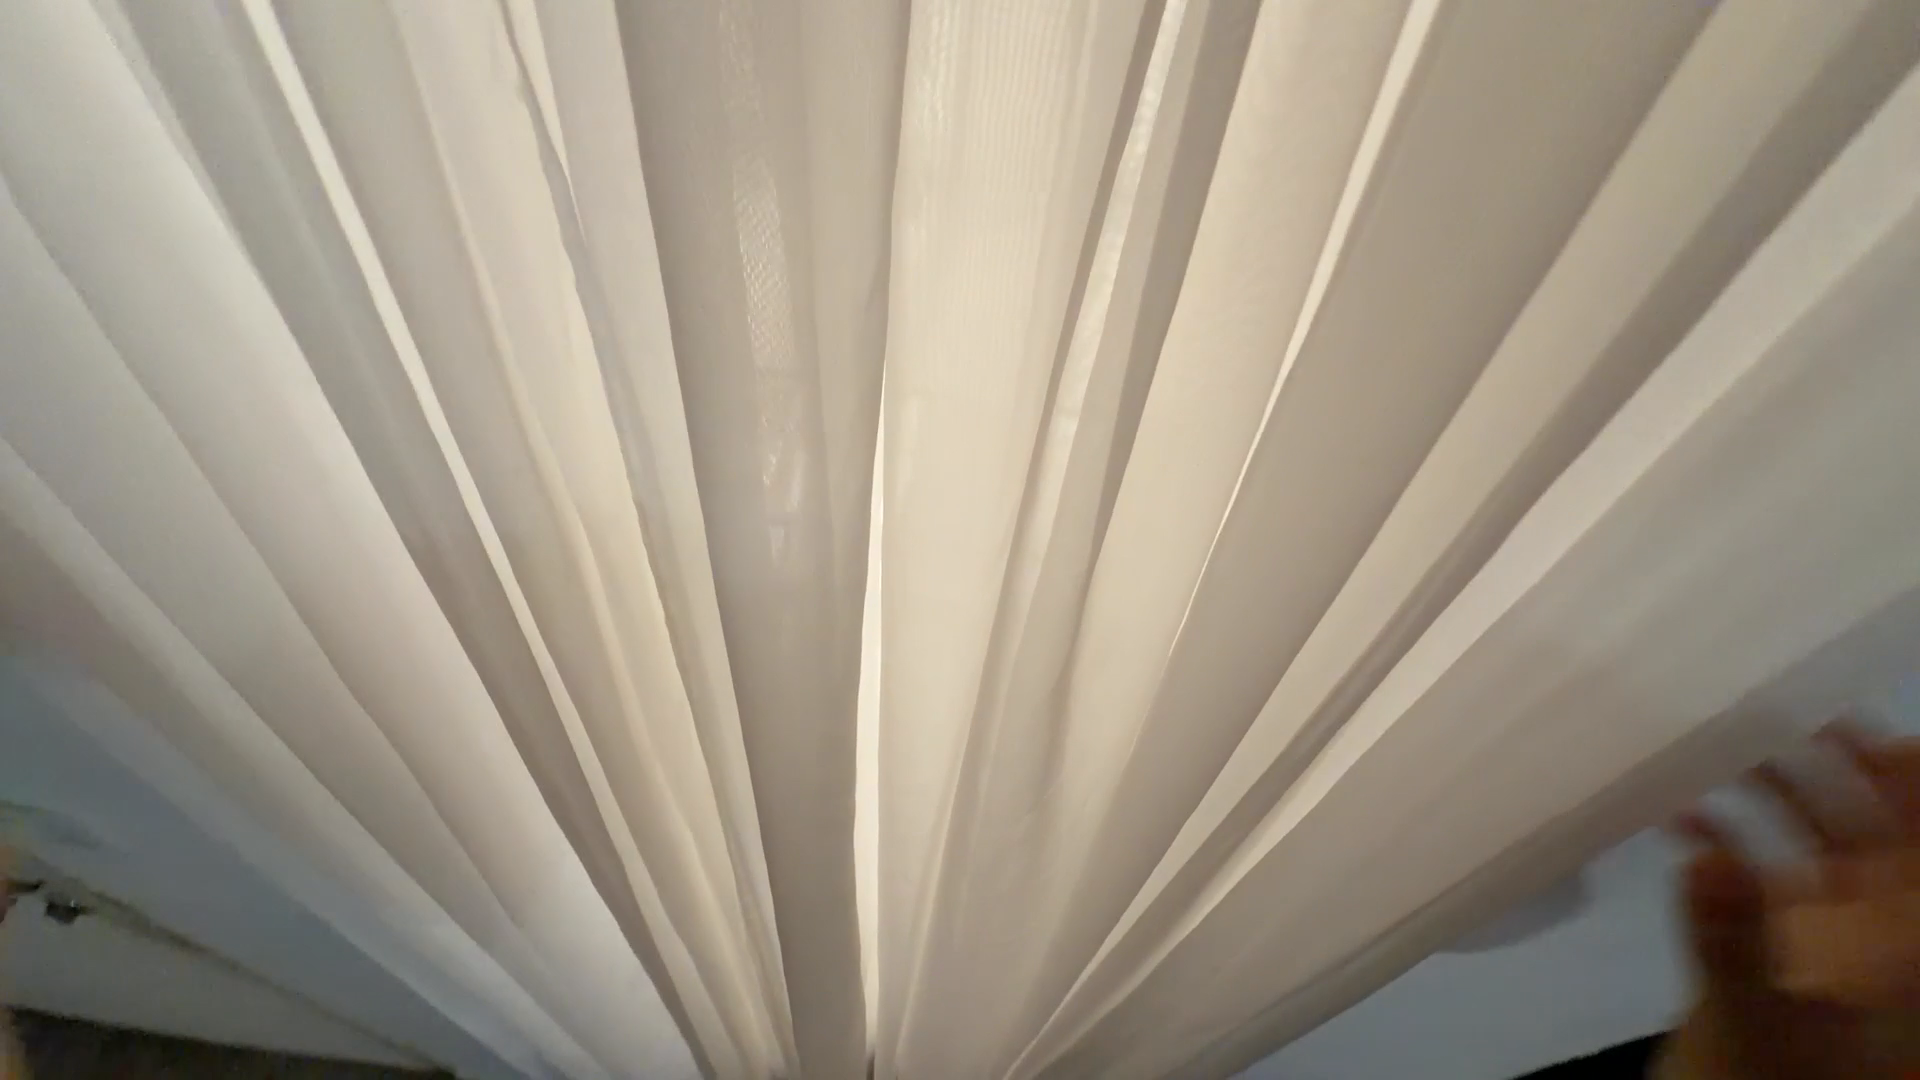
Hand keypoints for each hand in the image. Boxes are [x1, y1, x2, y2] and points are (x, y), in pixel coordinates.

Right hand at [1663, 725, 1919, 1078]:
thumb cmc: (1769, 1069)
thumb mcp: (1754, 1017)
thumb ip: (1731, 939)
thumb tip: (1705, 854)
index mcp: (1898, 943)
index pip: (1919, 846)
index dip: (1904, 785)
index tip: (1857, 728)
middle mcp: (1878, 925)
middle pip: (1873, 832)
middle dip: (1832, 773)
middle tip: (1767, 718)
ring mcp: (1827, 927)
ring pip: (1818, 842)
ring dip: (1771, 797)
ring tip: (1714, 756)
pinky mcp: (1779, 931)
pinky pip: (1762, 868)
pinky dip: (1724, 837)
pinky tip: (1678, 822)